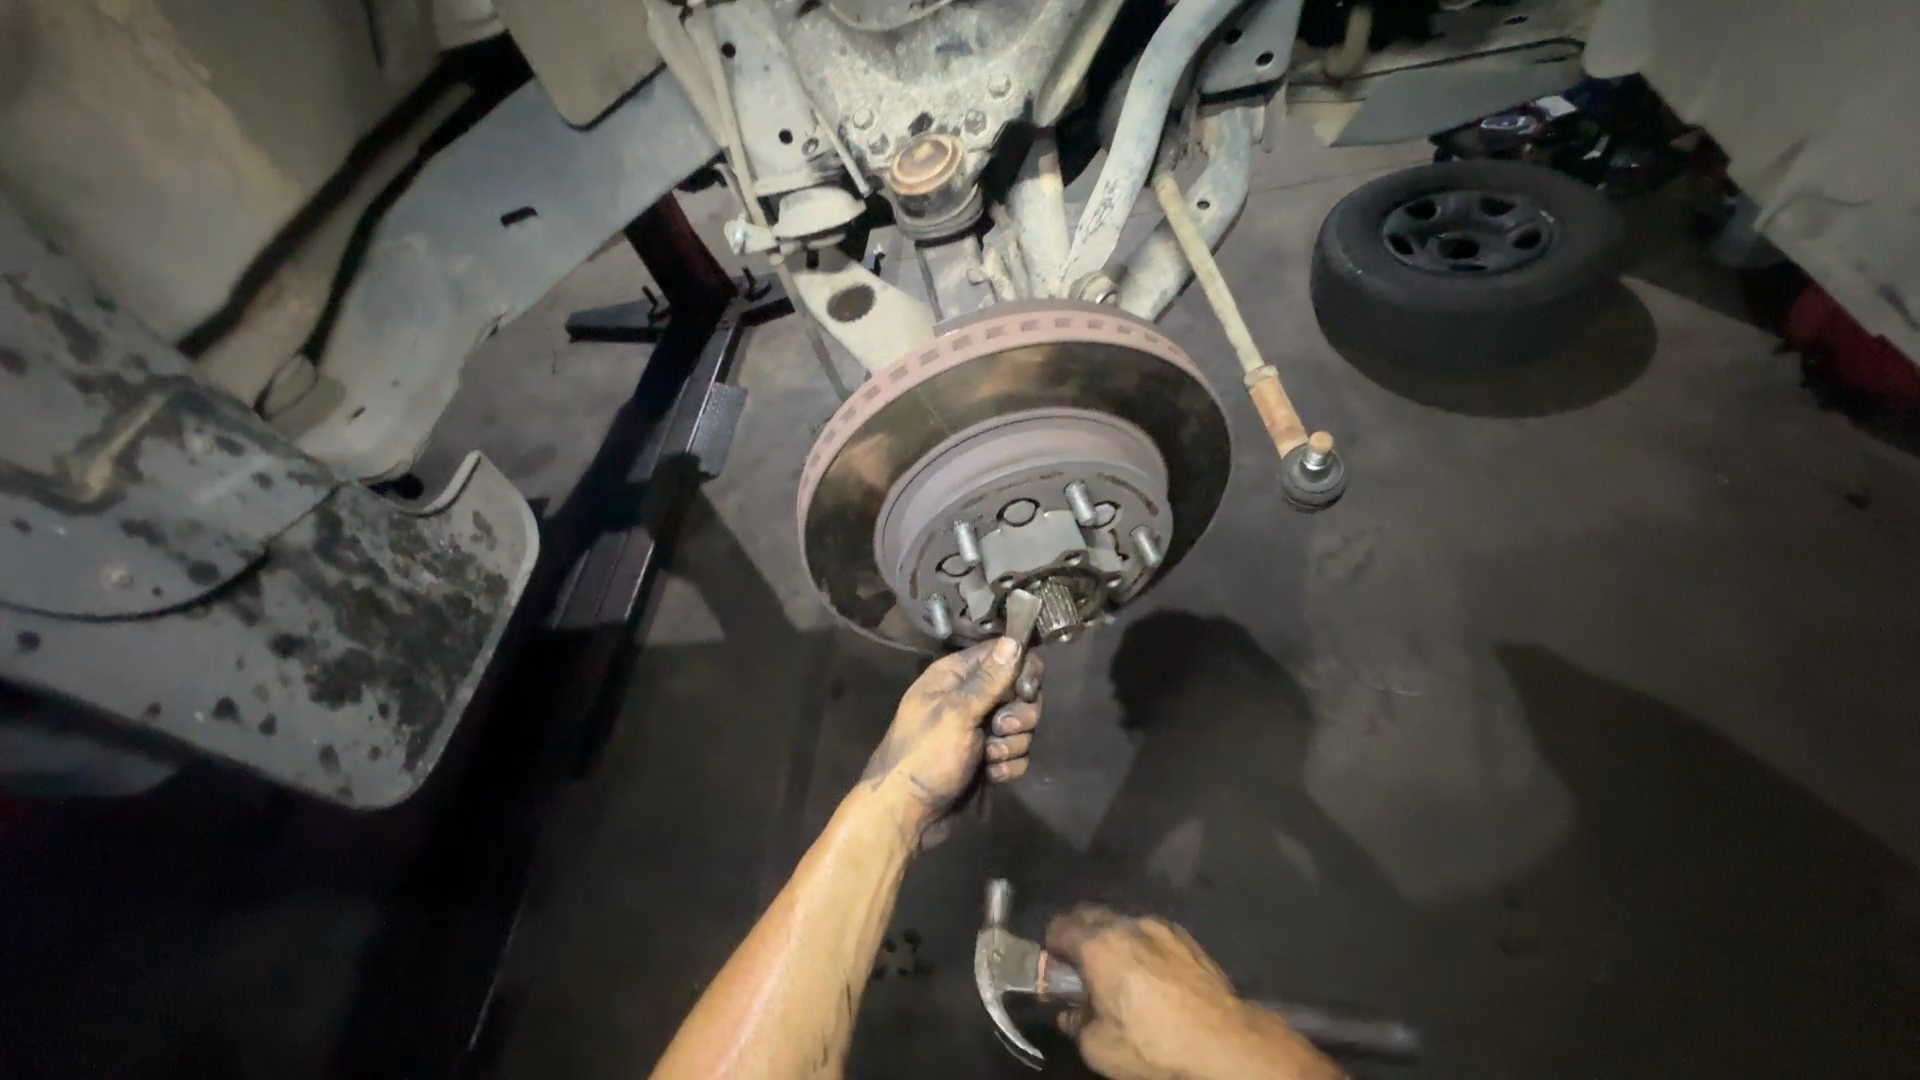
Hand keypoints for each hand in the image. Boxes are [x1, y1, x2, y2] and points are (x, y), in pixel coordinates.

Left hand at [860, 638, 1042, 838]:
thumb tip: (1014, 641)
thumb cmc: (925, 755)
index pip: (1004, 655)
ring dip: (1011, 744)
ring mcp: (981, 730)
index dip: (1022, 670)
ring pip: (1023, 726)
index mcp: (956, 676)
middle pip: (1021, 692)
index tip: (1023, 691)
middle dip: (1019, 714)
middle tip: (999, 728)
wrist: (908, 813)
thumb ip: (990, 680)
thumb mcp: (956, 713)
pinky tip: (990, 776)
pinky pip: (1017, 754)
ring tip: (989, 759)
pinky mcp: (989, 760)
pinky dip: (1008, 766)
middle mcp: (971, 697)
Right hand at [1046, 908, 1260, 1079]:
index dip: (1052, 949)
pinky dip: (1142, 944)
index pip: (1059, 928)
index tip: (1058, 971)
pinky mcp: (1183, 935)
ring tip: (1122, 971)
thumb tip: (1069, 1013)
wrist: (1222, 1042)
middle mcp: (1124, 924)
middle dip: (1080, 936)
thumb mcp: (1100, 1049)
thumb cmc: (1153, 1045)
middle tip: (1085, 969)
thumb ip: (1075, 1025)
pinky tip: (1153, 973)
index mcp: (1097, 946)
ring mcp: (1157, 925)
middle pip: (1088, 915)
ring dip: (1113, 938)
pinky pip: (1150, 931)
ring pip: (1121, 921)